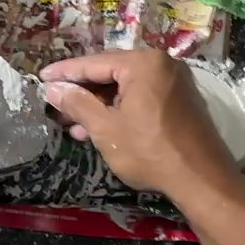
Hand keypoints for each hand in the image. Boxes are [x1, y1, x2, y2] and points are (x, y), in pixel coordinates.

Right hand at [40, 49, 237, 199]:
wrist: (203, 181)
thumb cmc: (151, 152)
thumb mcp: (106, 128)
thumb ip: (77, 104)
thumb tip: (53, 89)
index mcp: (144, 63)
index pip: (94, 63)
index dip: (65, 73)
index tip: (41, 78)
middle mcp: (162, 64)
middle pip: (111, 73)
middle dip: (82, 92)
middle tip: (55, 105)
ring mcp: (174, 82)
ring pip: (125, 88)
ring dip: (99, 105)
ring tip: (73, 125)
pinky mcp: (180, 101)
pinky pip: (141, 97)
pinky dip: (120, 110)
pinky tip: (100, 128)